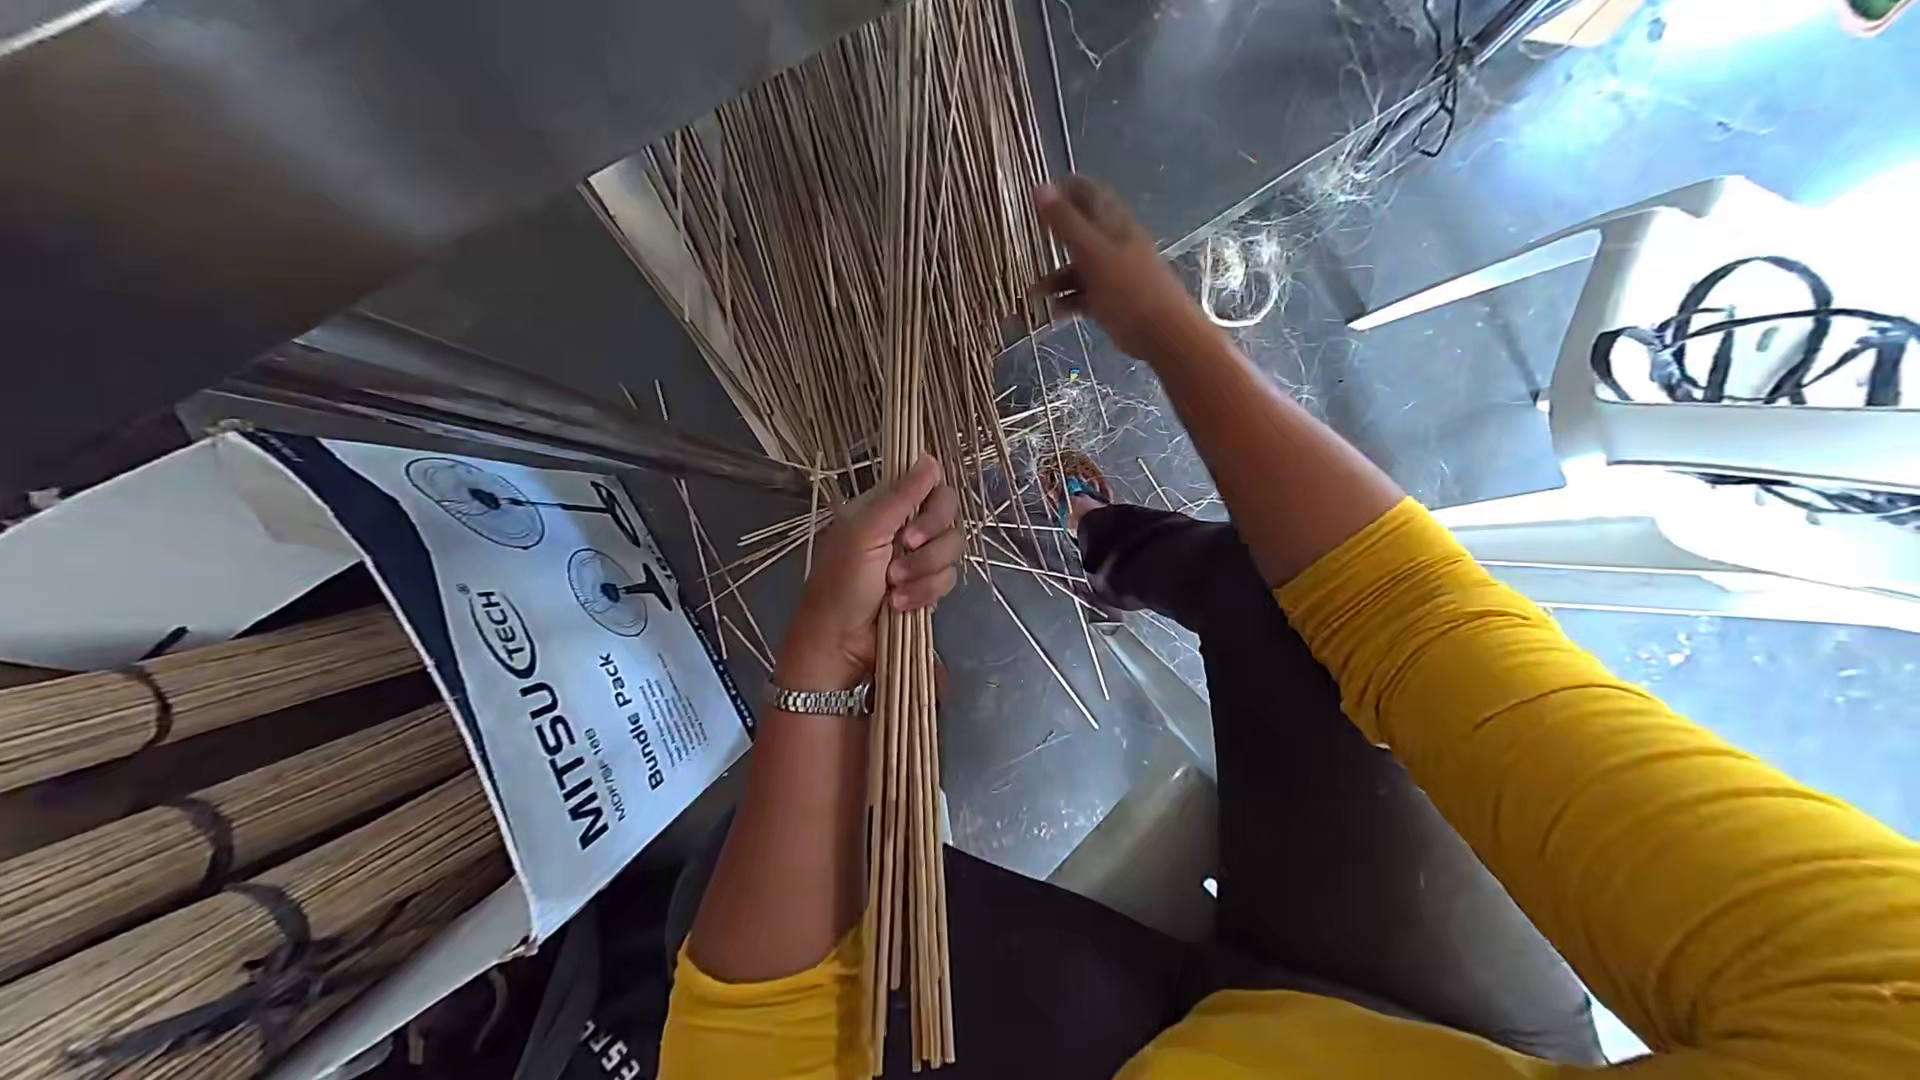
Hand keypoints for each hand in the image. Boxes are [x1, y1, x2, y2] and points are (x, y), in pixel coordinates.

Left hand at [773, 455, 962, 693]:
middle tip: (903, 556)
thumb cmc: (841, 583)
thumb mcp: (865, 533)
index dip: (933, 507)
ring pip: (952, 553)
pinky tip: (901, 606)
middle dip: (929, 544)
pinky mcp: (927, 589)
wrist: (838, 642)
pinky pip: (947, 582)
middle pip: (950, 520)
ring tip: (894, 589)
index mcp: (888, 509)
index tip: (914, 527)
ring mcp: (919, 561)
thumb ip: (901, 496)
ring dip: (923, 573)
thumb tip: (930, 458)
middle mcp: (908, 530)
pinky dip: (924, 594)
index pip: (932, 490)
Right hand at [1033, 176, 1213, 359]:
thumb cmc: (1128, 288)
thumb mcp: (1093, 252)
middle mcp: (1114, 246)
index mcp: (1115, 225)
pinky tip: (1054, 310)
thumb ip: (1065, 222)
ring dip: (1057, 277)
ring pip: (1080, 269)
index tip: (1041, 189)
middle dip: (1056, 236)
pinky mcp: (1111, 302)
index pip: (1090, 196)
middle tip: (1032, 238)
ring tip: (1034, 291)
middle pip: (1082, 233)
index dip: (1067, 189)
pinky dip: (1069, 301)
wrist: (1161, 332)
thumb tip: (1040, 188)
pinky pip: (1085, 296)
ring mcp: (1113, 275)